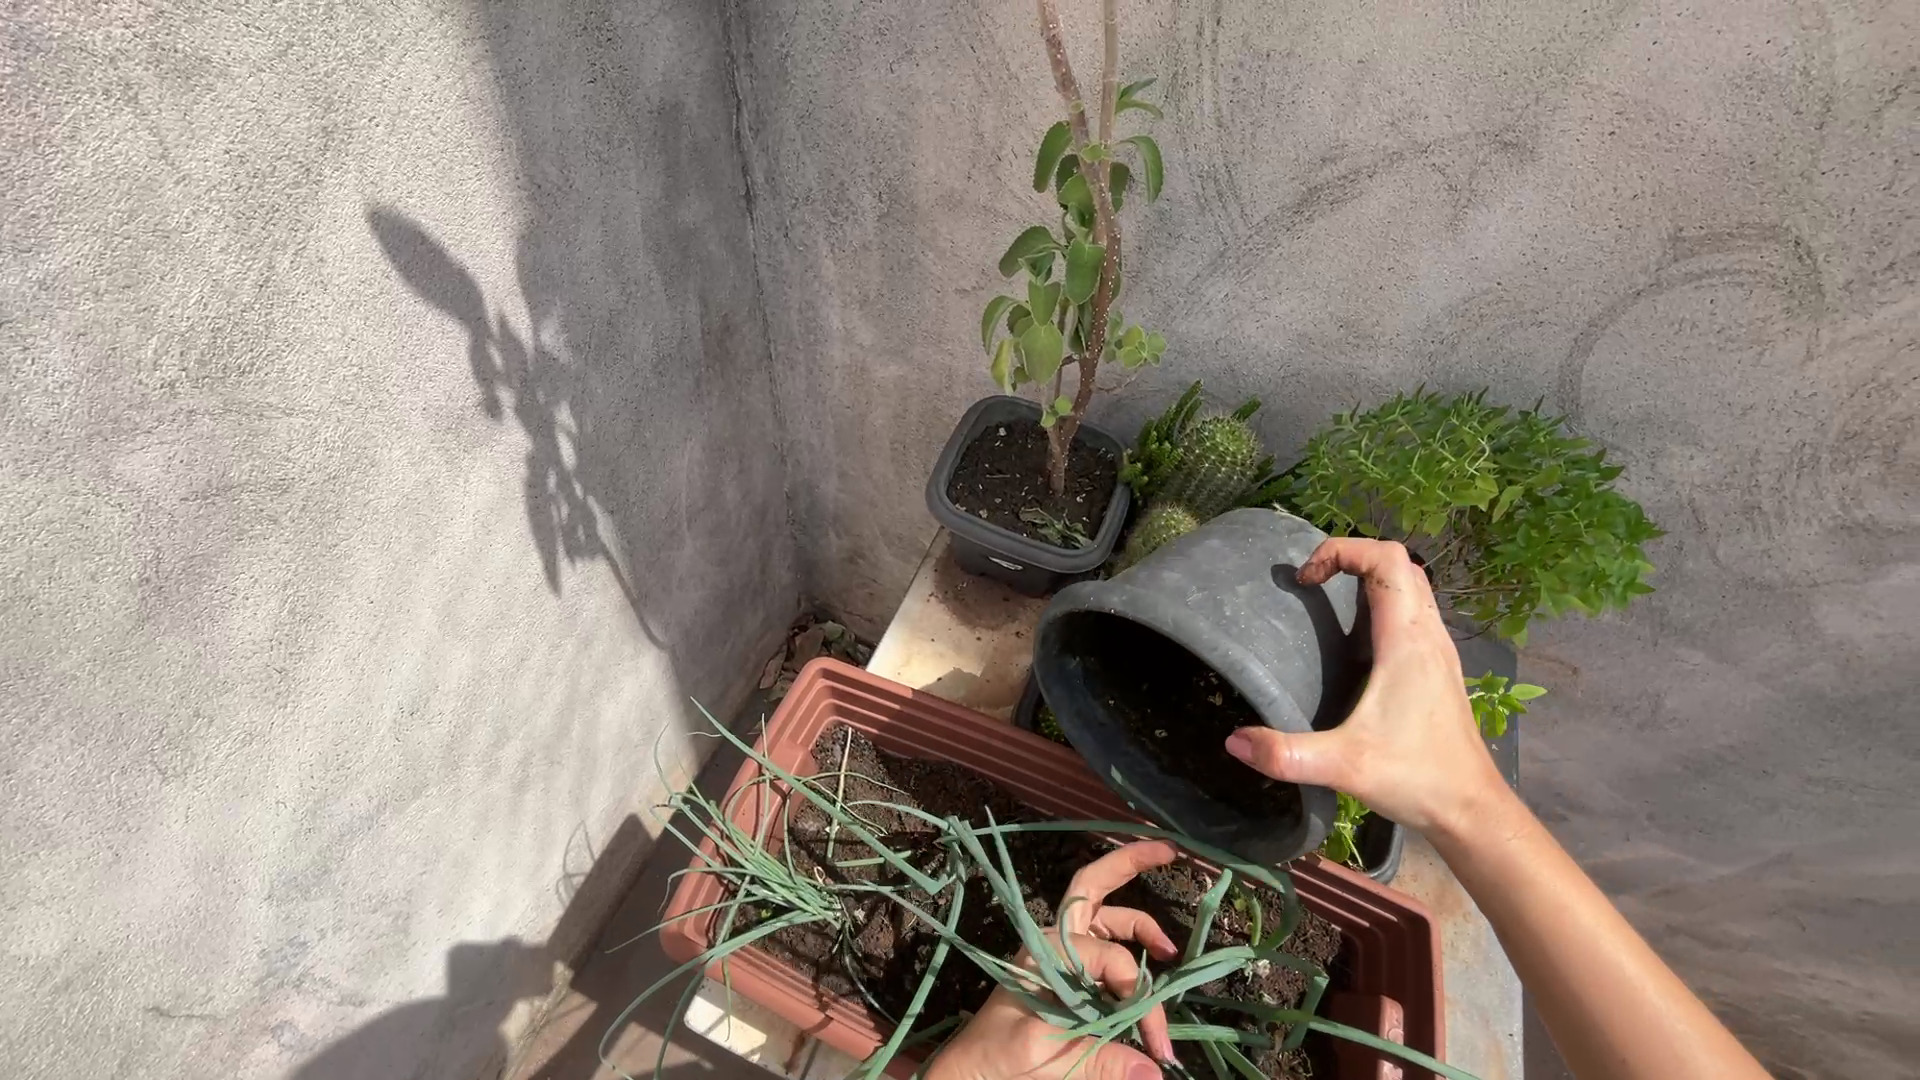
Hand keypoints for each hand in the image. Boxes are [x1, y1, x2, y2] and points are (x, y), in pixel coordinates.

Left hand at [926, 842, 1181, 1079]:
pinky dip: (1134, 949)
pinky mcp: (1073, 971)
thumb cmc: (1000, 1054)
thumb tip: (1154, 1073)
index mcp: (1046, 950)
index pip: (1108, 956)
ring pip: (1109, 916)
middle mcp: (1057, 939)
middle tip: (1170, 849)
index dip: (1137, 995)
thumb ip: (1100, 1061)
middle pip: (1095, 885)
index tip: (1154, 1040)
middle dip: (1131, 862)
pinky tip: (1153, 969)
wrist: (975, 1070)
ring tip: (1170, 951)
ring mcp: (1065, 952)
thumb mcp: (1045, 1055)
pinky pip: (1110, 946)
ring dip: (1141, 923)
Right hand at [1223, 537, 1507, 836]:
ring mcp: (1437, 650)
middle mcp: (1427, 635)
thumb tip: (1233, 741)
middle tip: (1309, 584)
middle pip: (1400, 563)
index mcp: (1407, 641)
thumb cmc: (1417, 778)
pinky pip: (1412, 610)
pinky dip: (1380, 601)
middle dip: (1351, 557)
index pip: (1386, 559)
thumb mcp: (1344, 766)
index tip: (1303, 579)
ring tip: (1324, 600)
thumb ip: (1286, 754)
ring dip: (1367, 576)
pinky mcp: (1436, 667)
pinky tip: (1351, 636)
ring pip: (1410, 584)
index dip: (1341, 550)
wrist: (1474, 812)